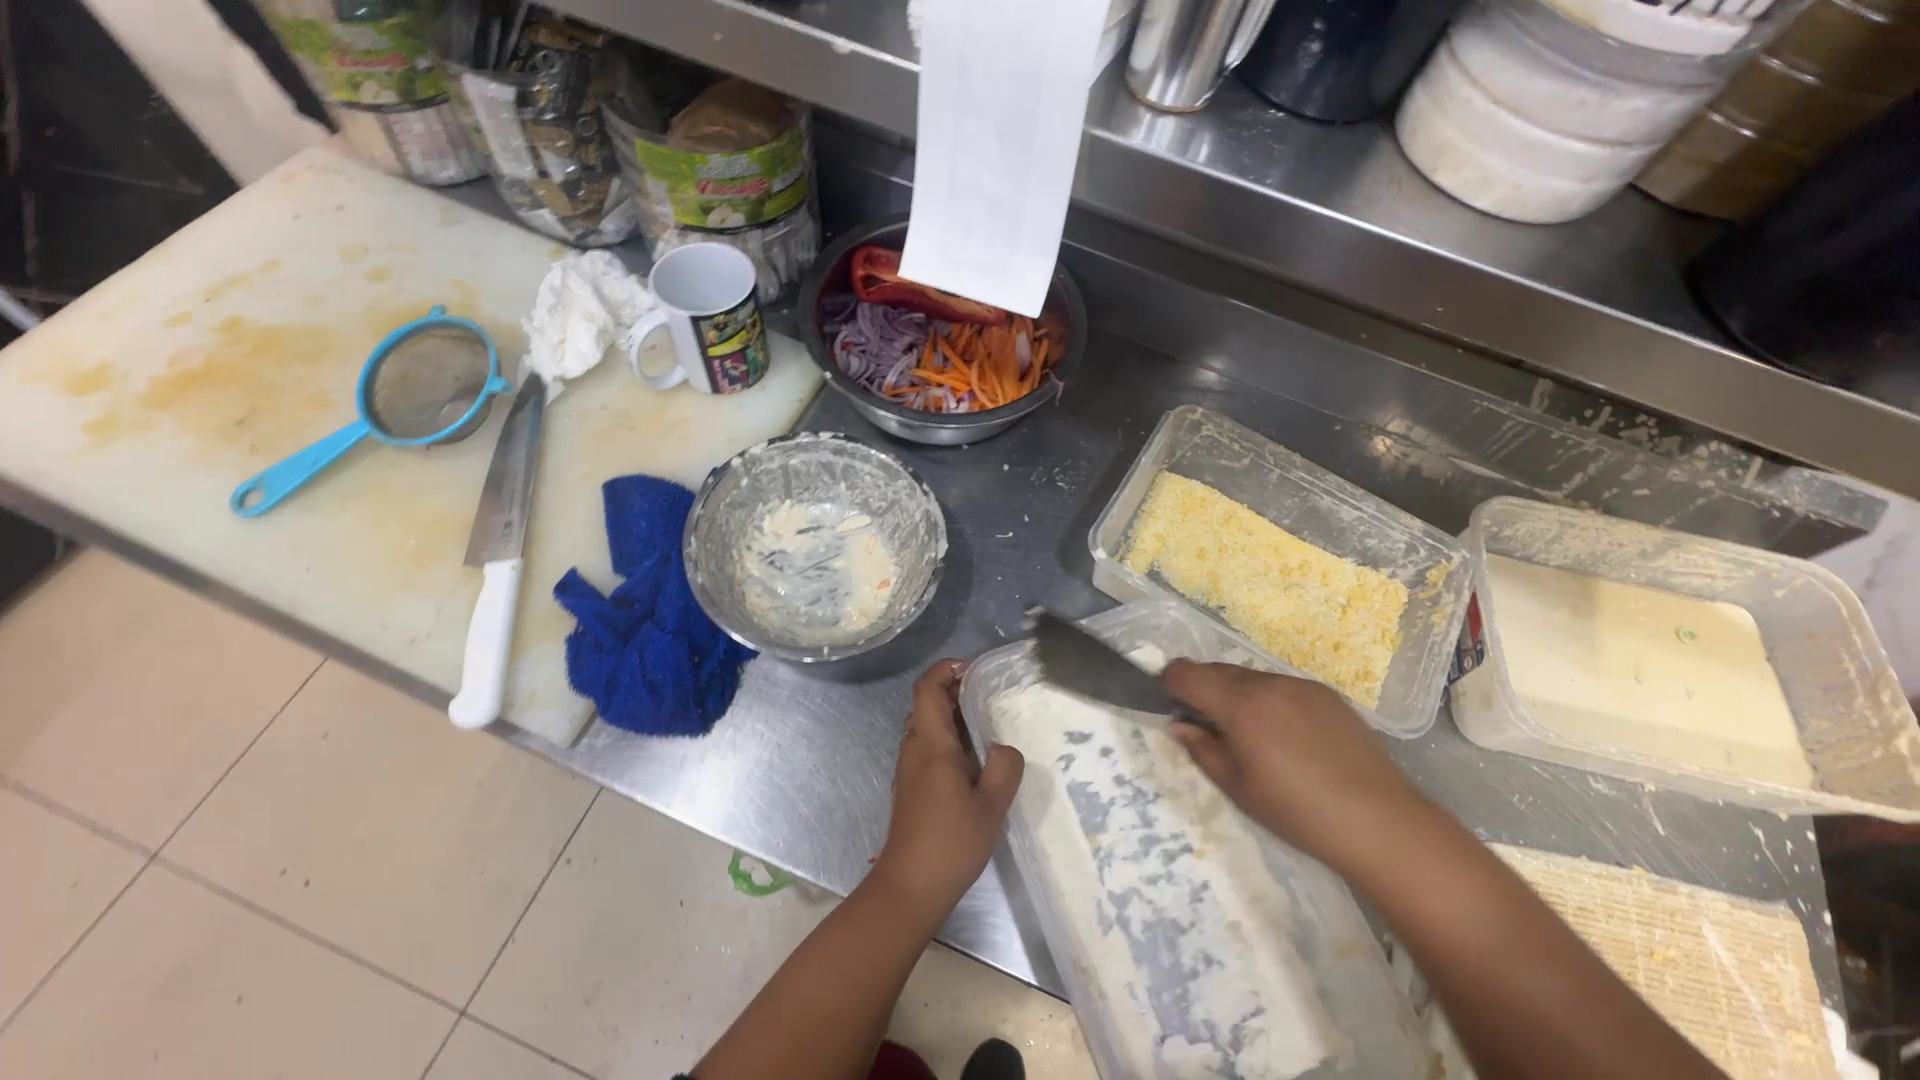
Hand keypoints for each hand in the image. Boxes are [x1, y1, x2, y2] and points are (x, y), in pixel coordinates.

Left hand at [872, 660, 1024, 922]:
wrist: (910, 885)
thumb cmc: (951, 842)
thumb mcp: (991, 804)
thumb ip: (1004, 767)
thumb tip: (1003, 747)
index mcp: (931, 745)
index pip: (926, 689)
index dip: (946, 670)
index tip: (974, 670)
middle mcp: (914, 750)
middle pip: (925, 705)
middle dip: (953, 691)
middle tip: (989, 696)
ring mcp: (908, 770)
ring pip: (925, 727)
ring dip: (951, 718)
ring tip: (987, 726)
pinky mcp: (910, 789)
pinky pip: (926, 749)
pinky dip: (947, 741)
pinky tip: (974, 761)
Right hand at [1163, 660, 1430, 872]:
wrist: (1379, 821)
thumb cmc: (1297, 811)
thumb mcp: (1237, 787)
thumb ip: (1202, 749)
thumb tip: (1178, 725)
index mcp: (1242, 705)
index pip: (1187, 673)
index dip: (1168, 682)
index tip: (1164, 702)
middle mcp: (1270, 684)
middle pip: (1219, 670)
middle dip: (1202, 689)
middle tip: (1201, 725)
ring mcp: (1302, 686)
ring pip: (1252, 679)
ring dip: (1236, 695)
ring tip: (1246, 736)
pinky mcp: (1328, 696)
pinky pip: (1282, 687)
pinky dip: (1268, 701)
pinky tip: (1283, 737)